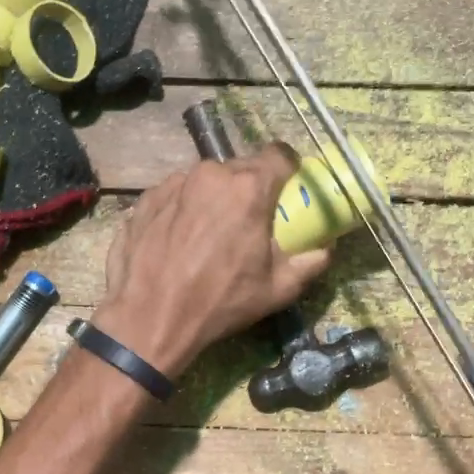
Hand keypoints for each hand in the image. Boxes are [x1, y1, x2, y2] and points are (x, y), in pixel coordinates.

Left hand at [93, 145, 329, 375]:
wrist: (150, 317)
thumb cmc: (219, 302)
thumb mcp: (278, 289)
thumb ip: (311, 261)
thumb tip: (326, 246)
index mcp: (248, 188)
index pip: (280, 155)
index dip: (288, 170)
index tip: (287, 190)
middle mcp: (210, 174)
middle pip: (241, 168)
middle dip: (250, 189)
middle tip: (248, 222)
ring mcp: (174, 184)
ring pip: (206, 181)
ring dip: (214, 199)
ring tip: (209, 235)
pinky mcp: (146, 198)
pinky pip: (176, 194)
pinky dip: (184, 208)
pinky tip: (180, 240)